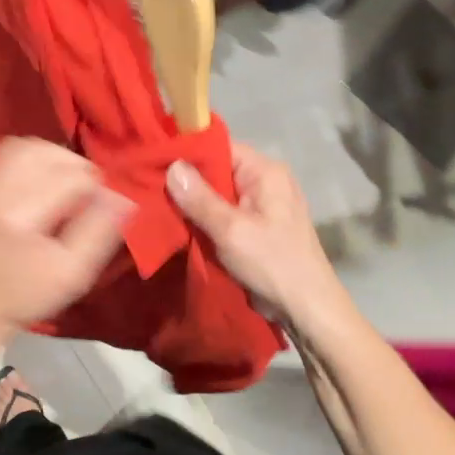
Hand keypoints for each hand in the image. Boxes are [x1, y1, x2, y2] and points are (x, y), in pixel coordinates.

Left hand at [0, 138, 132, 341]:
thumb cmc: (28, 296)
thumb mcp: (73, 274)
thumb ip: (100, 232)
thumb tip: (124, 197)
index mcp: (20, 216)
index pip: (72, 179)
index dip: (96, 189)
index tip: (105, 209)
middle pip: (49, 155)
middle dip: (78, 168)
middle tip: (90, 193)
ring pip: (28, 147)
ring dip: (56, 157)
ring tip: (70, 182)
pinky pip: (8, 153)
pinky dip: (33, 157)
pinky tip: (46, 177)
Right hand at [167, 143, 342, 321]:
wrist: (305, 306)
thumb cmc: (272, 262)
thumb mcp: (231, 230)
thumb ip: (199, 198)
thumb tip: (172, 165)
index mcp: (265, 171)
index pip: (219, 147)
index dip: (187, 154)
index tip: (154, 164)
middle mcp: (266, 181)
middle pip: (217, 171)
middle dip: (187, 183)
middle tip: (149, 190)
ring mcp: (262, 205)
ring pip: (219, 195)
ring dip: (194, 205)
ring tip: (159, 208)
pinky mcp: (257, 227)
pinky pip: (226, 215)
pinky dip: (206, 221)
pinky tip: (181, 227)